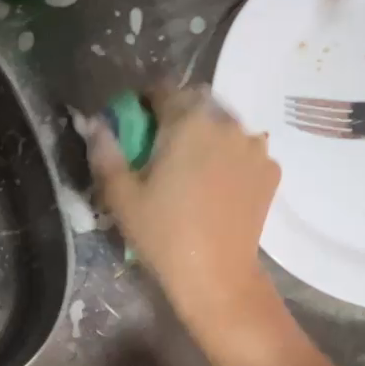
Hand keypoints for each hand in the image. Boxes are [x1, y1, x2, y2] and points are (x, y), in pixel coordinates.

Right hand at [89, 84, 281, 322]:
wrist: (216, 275)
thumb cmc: (162, 234)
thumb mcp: (121, 197)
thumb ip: (106, 153)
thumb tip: (95, 124)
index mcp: (187, 122)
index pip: (163, 90)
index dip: (144, 102)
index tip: (132, 122)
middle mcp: (227, 123)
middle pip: (197, 105)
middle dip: (176, 117)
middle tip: (158, 150)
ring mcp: (254, 146)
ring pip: (223, 127)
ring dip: (205, 138)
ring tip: (189, 171)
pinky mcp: (269, 170)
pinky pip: (243, 152)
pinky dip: (227, 159)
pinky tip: (214, 188)